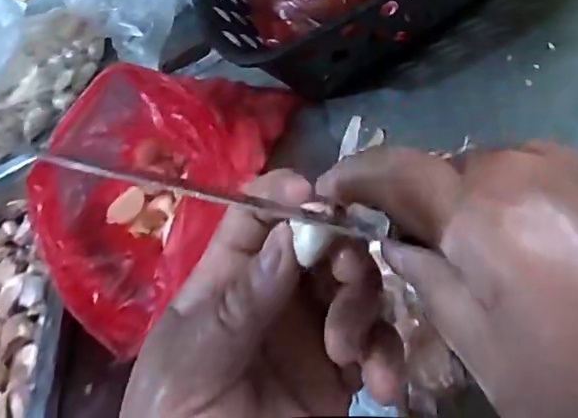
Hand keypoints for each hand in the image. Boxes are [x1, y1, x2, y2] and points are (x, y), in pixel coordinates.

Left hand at [119, 170, 402, 417]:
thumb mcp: (188, 369)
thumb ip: (238, 303)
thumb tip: (288, 233)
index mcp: (228, 280)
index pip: (257, 213)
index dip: (285, 194)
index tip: (314, 198)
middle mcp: (276, 294)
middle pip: (321, 237)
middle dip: (341, 245)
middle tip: (343, 274)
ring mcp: (313, 330)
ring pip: (357, 278)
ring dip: (363, 301)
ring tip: (347, 350)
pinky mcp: (344, 371)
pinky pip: (379, 339)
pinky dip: (388, 351)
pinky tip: (383, 383)